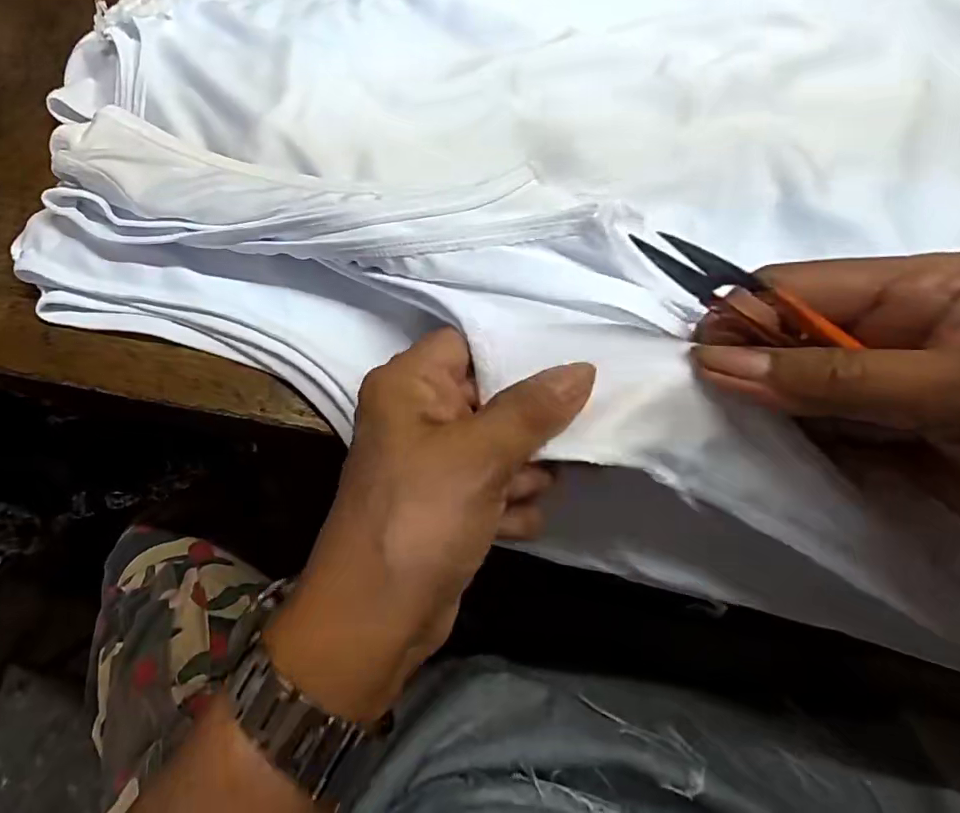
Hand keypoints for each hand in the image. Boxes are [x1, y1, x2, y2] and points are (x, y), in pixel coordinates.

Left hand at [262, 328, 594, 721]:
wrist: (376, 616)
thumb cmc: (421, 516)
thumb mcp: (480, 455)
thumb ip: (533, 409)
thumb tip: (582, 367)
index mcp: (407, 384)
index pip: (465, 343)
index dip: (512, 351)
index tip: (567, 365)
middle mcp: (415, 414)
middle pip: (489, 394)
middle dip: (526, 424)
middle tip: (562, 439)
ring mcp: (429, 460)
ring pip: (497, 444)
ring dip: (520, 469)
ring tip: (521, 490)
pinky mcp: (444, 501)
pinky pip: (490, 485)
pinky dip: (505, 503)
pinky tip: (509, 524)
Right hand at [690, 248, 959, 618]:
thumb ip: (840, 376)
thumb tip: (714, 362)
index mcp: (952, 286)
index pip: (817, 286)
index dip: (751, 310)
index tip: (695, 350)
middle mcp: (927, 330)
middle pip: (806, 333)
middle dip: (754, 357)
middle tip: (700, 391)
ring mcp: (921, 392)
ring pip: (813, 384)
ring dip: (771, 399)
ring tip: (719, 418)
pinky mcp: (917, 447)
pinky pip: (835, 430)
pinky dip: (798, 437)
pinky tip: (764, 444)